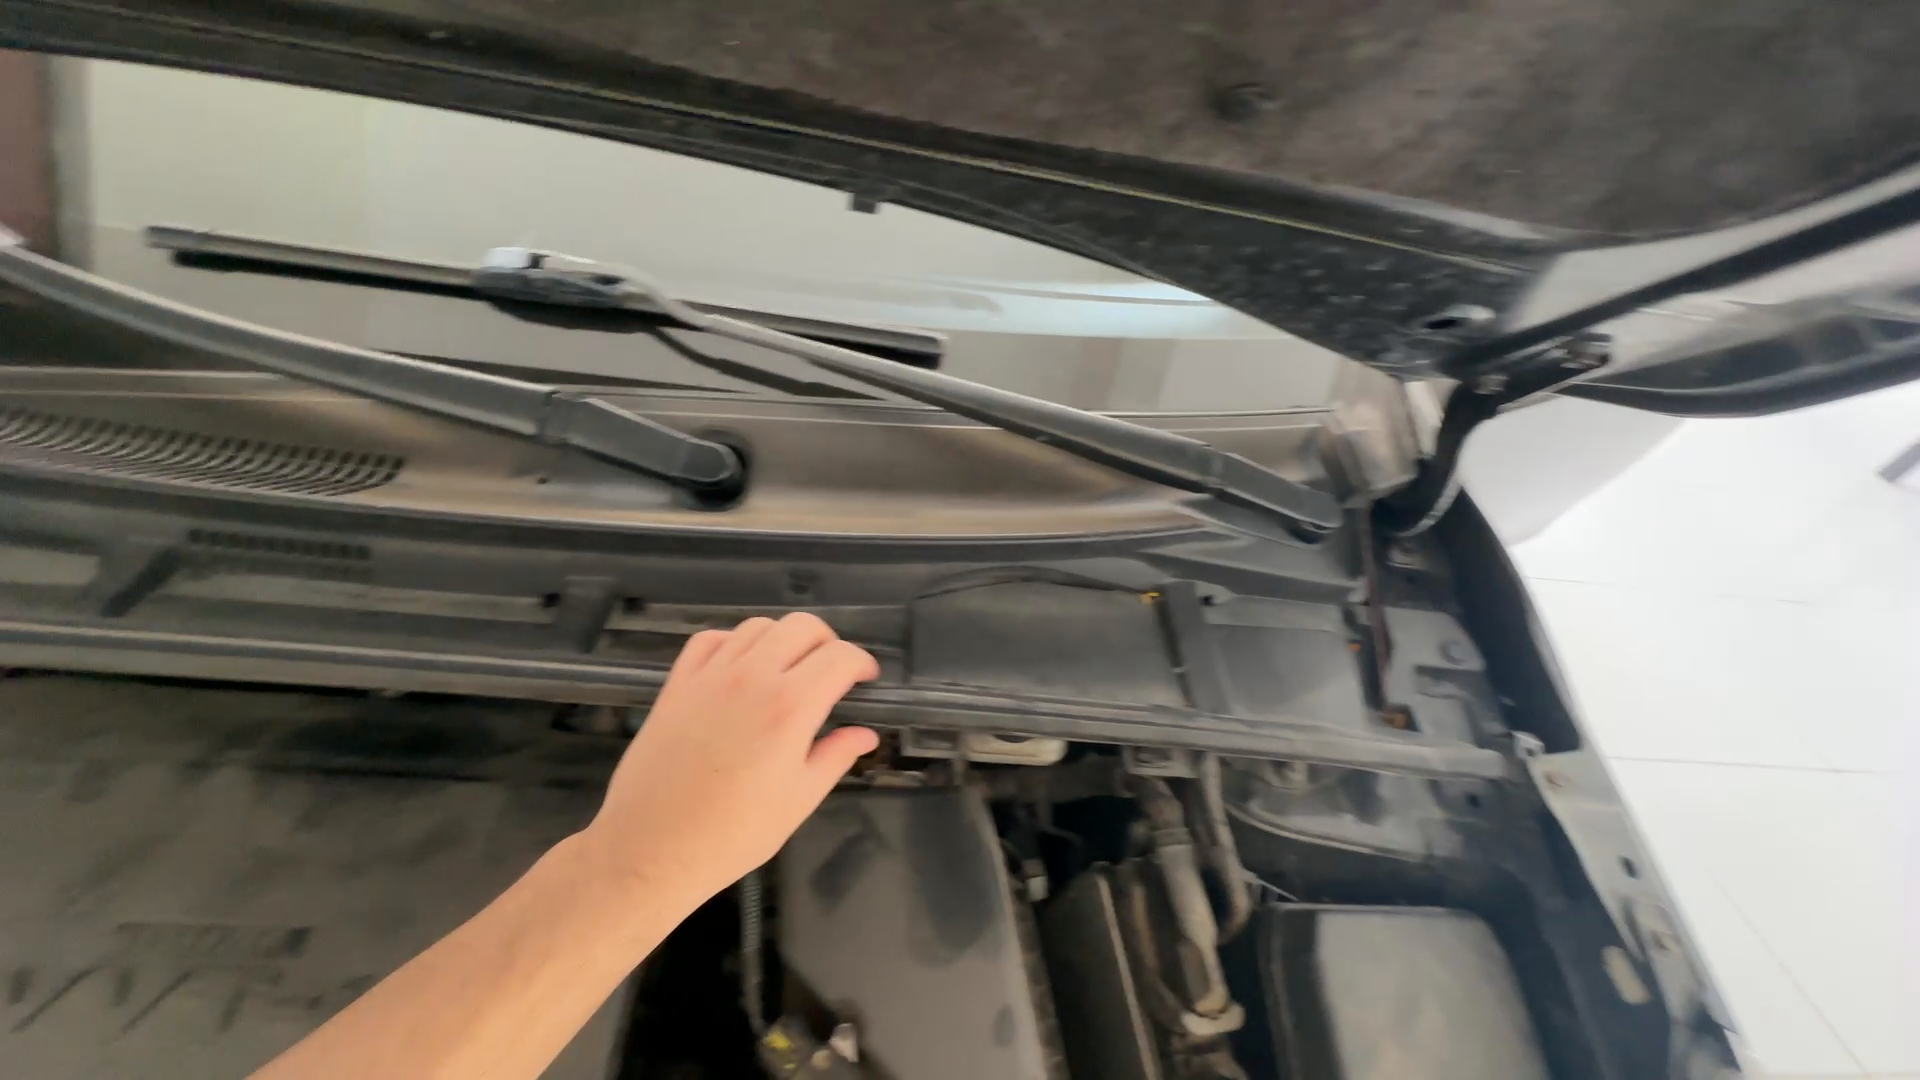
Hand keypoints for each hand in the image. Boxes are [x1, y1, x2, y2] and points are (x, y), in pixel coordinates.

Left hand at [580, 613, 880, 904]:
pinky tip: (739, 667)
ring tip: (788, 669)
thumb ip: (836, 756)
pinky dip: (733, 642)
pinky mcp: (678, 683)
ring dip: (783, 639)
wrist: (651, 849)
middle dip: (828, 643)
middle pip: (802, 627)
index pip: (840, 657)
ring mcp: (710, 675)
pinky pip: (711, 639)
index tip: (865, 679)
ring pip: (758, 626)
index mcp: (791, 706)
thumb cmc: (733, 834)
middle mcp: (753, 677)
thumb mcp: (799, 800)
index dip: (862, 662)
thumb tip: (865, 735)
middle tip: (832, 671)